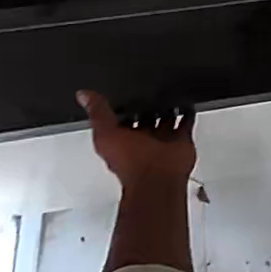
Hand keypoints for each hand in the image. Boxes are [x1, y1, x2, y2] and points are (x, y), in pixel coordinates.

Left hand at [77, 90, 195, 190]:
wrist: (158, 178)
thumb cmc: (131, 163)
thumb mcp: (106, 134)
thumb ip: (98, 113)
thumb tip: (83, 95)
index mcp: (120, 139)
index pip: (119, 120)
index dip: (119, 108)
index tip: (120, 94)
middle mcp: (141, 141)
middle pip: (143, 120)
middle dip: (145, 109)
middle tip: (147, 93)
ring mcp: (161, 141)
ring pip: (164, 121)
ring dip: (166, 110)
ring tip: (168, 95)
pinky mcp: (179, 141)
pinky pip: (184, 124)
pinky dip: (186, 114)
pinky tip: (187, 105)